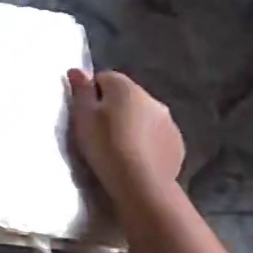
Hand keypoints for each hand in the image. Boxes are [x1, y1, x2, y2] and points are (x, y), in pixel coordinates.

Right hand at [67, 68, 184, 211]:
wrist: (140, 183)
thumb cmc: (105, 145)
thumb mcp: (83, 117)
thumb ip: (80, 91)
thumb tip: (76, 70)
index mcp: (126, 88)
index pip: (105, 78)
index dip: (92, 94)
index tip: (85, 115)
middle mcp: (151, 98)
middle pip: (126, 97)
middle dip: (113, 109)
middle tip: (99, 133)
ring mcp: (168, 121)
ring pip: (143, 116)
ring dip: (131, 124)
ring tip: (118, 148)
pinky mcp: (176, 143)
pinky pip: (156, 136)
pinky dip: (146, 142)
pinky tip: (135, 159)